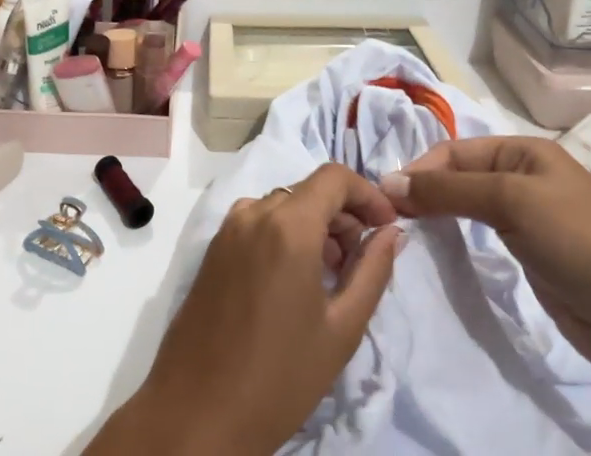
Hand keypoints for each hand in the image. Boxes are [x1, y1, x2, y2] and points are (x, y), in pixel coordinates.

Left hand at [91, 165, 404, 454]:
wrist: (197, 413)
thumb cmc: (280, 376)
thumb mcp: (342, 328)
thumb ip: (373, 271)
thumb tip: (393, 233)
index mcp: (287, 226)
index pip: (334, 177)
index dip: (368, 194)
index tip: (388, 227)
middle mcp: (253, 214)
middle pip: (308, 191)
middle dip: (343, 216)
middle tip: (363, 261)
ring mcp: (226, 232)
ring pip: (282, 207)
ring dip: (314, 227)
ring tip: (332, 277)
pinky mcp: (211, 252)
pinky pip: (257, 225)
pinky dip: (285, 236)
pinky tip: (295, 282)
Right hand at [381, 136, 590, 379]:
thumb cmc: (577, 242)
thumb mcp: (510, 202)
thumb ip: (448, 189)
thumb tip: (386, 181)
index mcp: (524, 150)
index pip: (454, 150)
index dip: (418, 171)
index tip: (385, 201)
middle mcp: (524, 175)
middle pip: (458, 175)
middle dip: (424, 191)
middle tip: (389, 219)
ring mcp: (528, 215)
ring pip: (467, 204)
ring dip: (436, 214)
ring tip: (404, 232)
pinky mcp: (528, 251)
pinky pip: (480, 233)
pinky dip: (455, 236)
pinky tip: (437, 247)